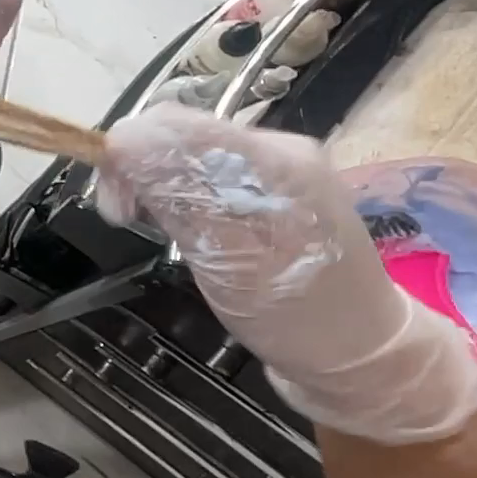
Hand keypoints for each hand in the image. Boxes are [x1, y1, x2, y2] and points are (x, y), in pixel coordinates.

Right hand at [96, 104, 476, 443]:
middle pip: (175, 134)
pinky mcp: (263, 190)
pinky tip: (176, 224)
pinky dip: (171, 195)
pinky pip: (199, 173)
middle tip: (124, 221)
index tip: (117, 211)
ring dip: (149, 184)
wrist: (360, 353)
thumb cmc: (295, 315)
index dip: (127, 156)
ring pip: (182, 153)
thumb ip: (178, 192)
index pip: (172, 124)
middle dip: (134, 170)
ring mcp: (271, 170)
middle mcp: (274, 152)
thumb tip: (120, 140)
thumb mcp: (229, 256)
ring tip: (150, 226)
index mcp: (272, 160)